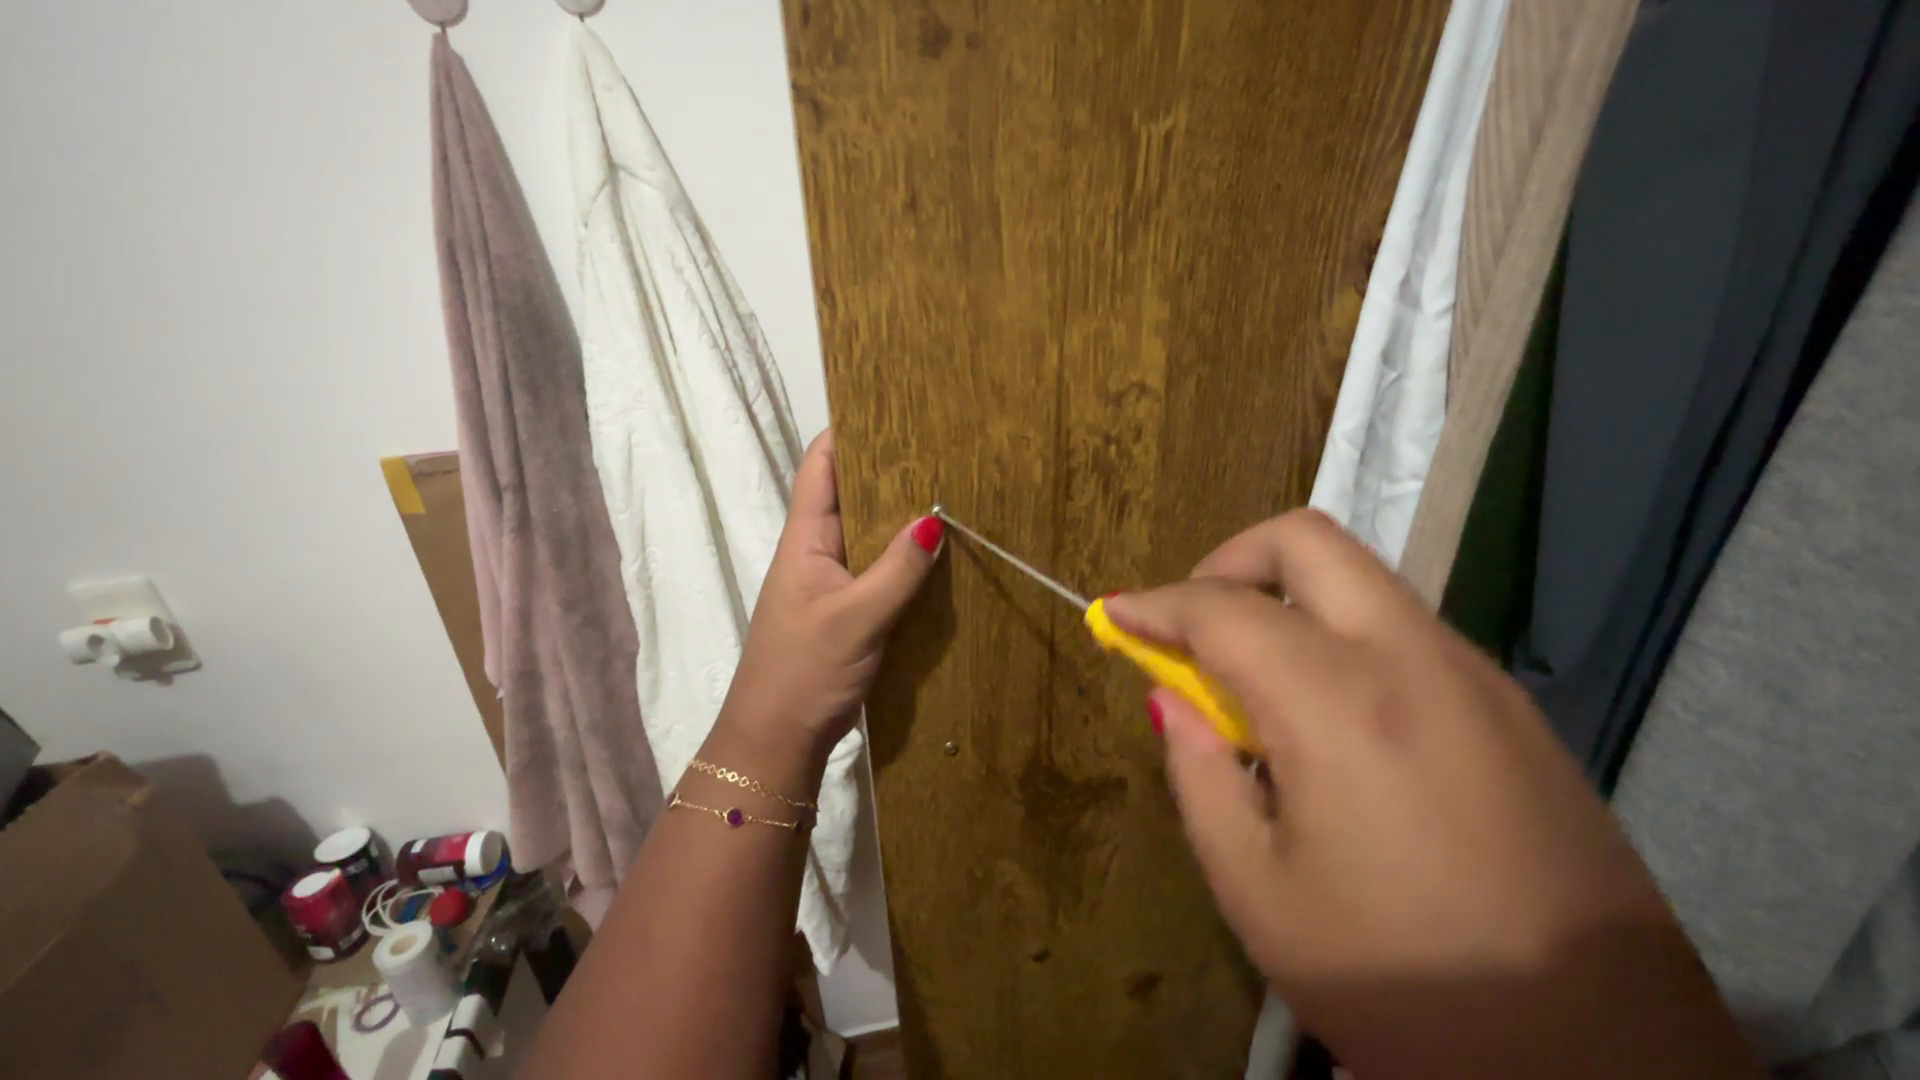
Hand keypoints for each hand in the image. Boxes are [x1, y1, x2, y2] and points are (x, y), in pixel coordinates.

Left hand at [720, 431, 942, 757]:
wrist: (777, 740)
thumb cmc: (805, 671)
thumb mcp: (856, 618)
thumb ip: (897, 570)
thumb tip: (933, 517)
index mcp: (806, 540)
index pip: (821, 466)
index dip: (849, 432)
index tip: (893, 407)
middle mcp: (817, 552)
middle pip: (851, 495)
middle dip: (890, 471)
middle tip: (943, 449)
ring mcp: (832, 583)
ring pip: (869, 535)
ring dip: (901, 517)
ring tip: (953, 492)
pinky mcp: (847, 612)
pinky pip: (879, 571)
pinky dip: (905, 559)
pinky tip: (940, 556)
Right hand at [1106, 510, 1758, 1078]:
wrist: (1604, 1063)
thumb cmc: (1401, 982)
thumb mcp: (1258, 890)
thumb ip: (1200, 774)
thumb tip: (1172, 700)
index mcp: (1340, 704)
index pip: (1224, 609)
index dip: (1155, 603)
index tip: (1115, 613)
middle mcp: (1415, 660)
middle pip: (1309, 541)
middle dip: (1230, 561)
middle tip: (1194, 627)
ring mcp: (1478, 677)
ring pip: (1364, 581)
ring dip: (1290, 601)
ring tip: (1258, 687)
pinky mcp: (1517, 709)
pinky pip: (1407, 632)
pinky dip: (1343, 638)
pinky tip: (1334, 725)